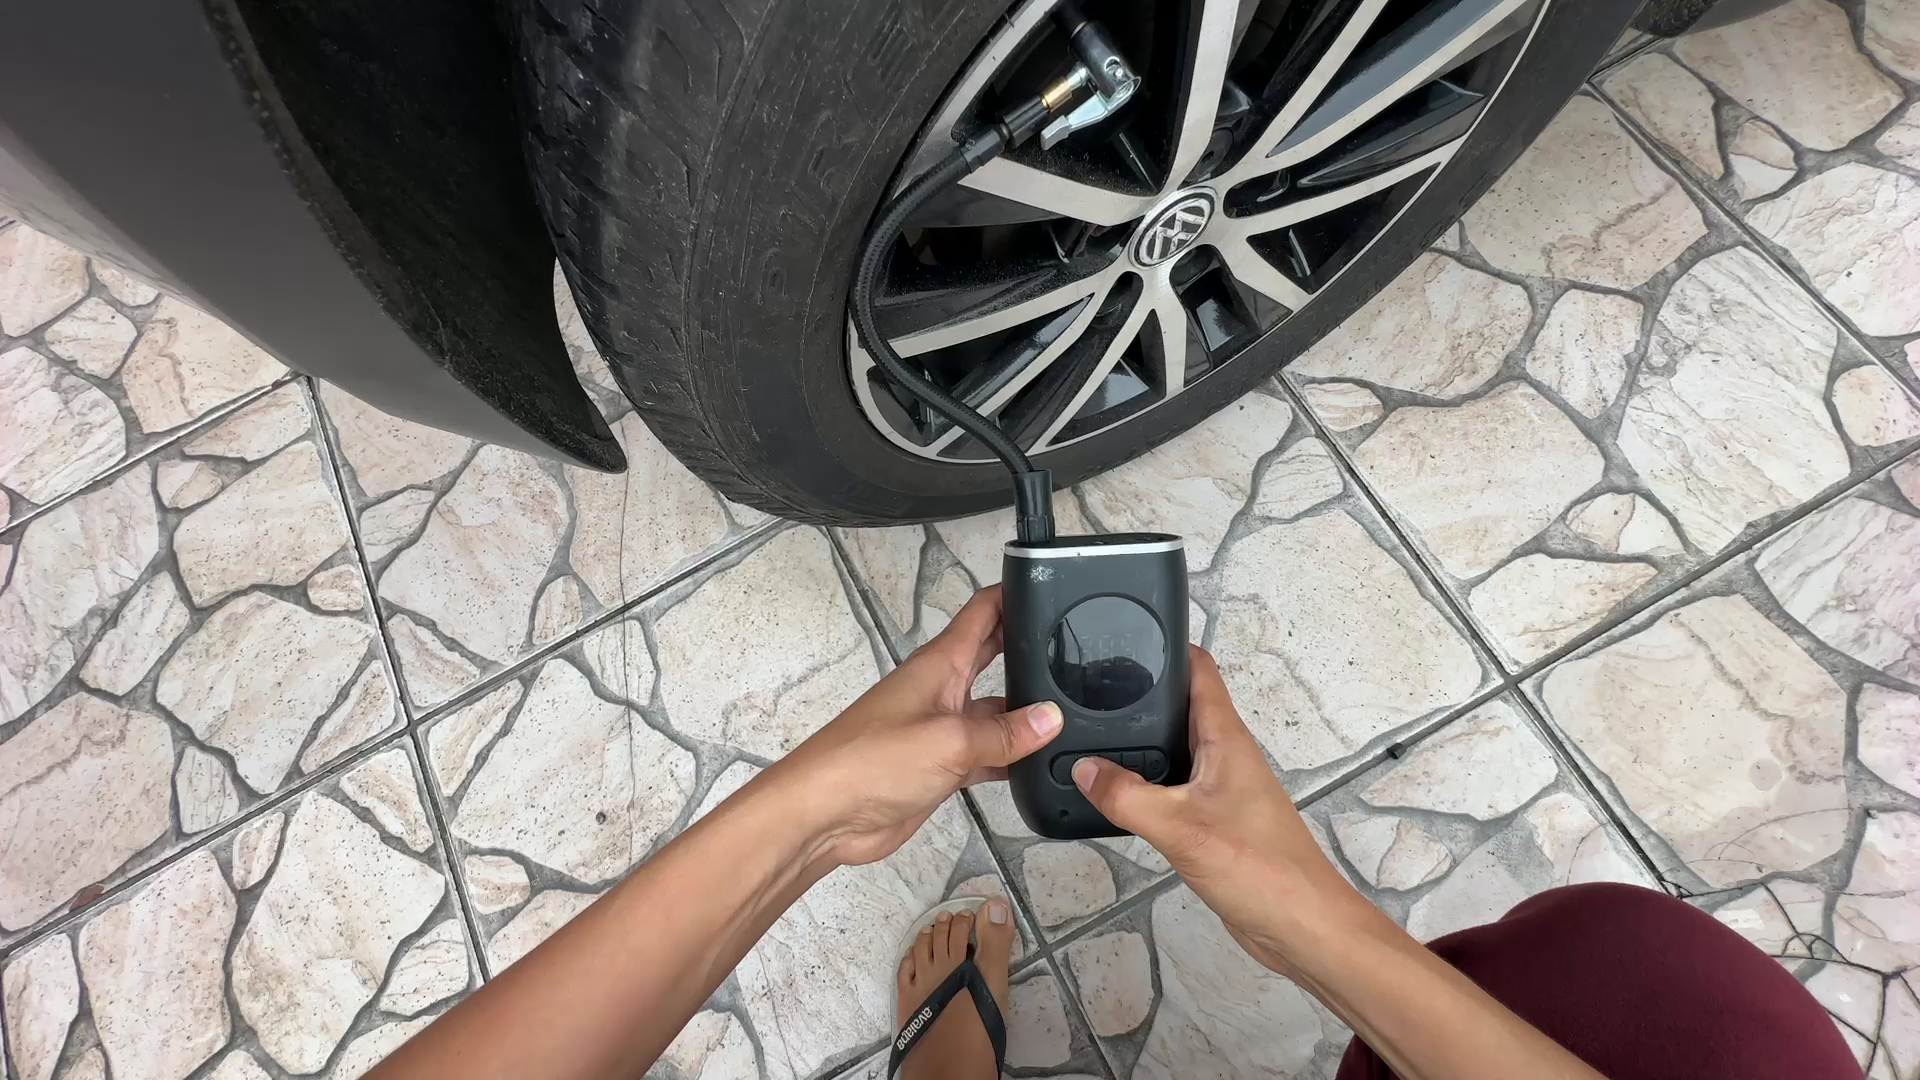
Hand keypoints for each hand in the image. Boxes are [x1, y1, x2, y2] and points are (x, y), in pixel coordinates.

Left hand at [770, 585, 1063, 867]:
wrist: (825, 813)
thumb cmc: (868, 759)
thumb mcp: (949, 741)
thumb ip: (1003, 733)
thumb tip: (1048, 718)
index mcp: (940, 664)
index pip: (982, 612)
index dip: (1011, 594)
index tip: (1046, 582)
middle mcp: (942, 688)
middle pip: (991, 654)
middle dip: (1025, 646)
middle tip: (1069, 642)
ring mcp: (941, 726)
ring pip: (992, 708)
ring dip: (1021, 711)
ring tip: (1068, 711)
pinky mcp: (940, 763)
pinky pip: (984, 752)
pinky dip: (1008, 756)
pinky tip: (1034, 764)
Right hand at [1070, 647, 1374, 976]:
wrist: (1300, 928)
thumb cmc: (1255, 866)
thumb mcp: (1179, 827)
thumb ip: (1125, 796)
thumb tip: (1082, 768)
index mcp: (1224, 737)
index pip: (1199, 669)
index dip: (1166, 644)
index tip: (1124, 633)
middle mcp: (1223, 751)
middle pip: (1179, 702)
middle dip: (1140, 688)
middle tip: (1089, 681)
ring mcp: (1219, 784)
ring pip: (1174, 743)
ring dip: (1140, 736)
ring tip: (1090, 728)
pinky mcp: (1213, 814)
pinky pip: (1172, 780)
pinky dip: (1145, 775)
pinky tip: (1115, 785)